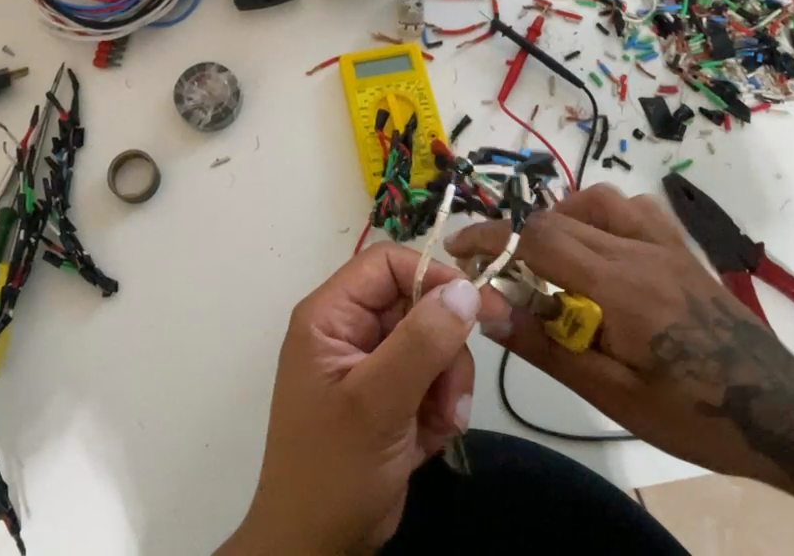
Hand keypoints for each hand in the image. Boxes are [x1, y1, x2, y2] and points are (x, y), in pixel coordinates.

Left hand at [220, 242, 510, 554]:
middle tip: (454, 395)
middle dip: (444, 350)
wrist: (317, 542)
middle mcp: (349, 330)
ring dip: (448, 385)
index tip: (476, 308)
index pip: (386, 264)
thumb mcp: (377, 402)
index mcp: (329, 316)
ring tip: (439, 424)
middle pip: (418, 305)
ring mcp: (371, 364)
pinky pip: (433, 379)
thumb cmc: (333, 467)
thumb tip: (465, 289)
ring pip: (433, 344)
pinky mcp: (390, 396)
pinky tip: (430, 437)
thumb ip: (421, 342)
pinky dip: (442, 407)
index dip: (432, 276)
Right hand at [447, 184, 793, 485]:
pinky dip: (602, 215)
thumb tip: (484, 310)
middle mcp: (638, 252)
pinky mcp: (682, 251)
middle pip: (556, 218)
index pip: (537, 238)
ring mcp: (665, 246)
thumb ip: (546, 346)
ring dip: (559, 220)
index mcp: (619, 287)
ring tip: (550, 259)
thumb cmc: (695, 416)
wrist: (787, 418)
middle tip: (498, 272)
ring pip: (595, 200)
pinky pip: (635, 209)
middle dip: (514, 236)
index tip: (459, 249)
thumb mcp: (612, 394)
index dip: (490, 238)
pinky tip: (599, 249)